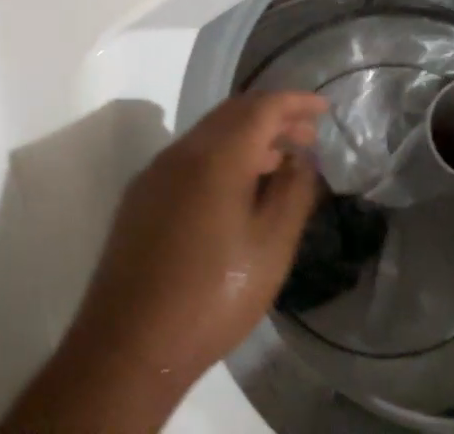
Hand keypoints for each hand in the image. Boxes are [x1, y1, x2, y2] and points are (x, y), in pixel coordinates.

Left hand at [68, 91, 326, 390]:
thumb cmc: (212, 296)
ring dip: (247, 136)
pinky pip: (189, 158)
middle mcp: (181, 154)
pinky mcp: (140, 201)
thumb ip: (294, 191)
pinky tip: (237, 189)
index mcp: (216, 157)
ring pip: (209, 134)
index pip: (263, 107)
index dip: (297, 102)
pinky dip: (222, 155)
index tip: (325, 109)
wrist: (128, 350)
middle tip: (308, 135)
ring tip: (279, 161)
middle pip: (233, 112)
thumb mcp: (272, 246)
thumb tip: (301, 158)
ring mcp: (154, 176)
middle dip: (274, 115)